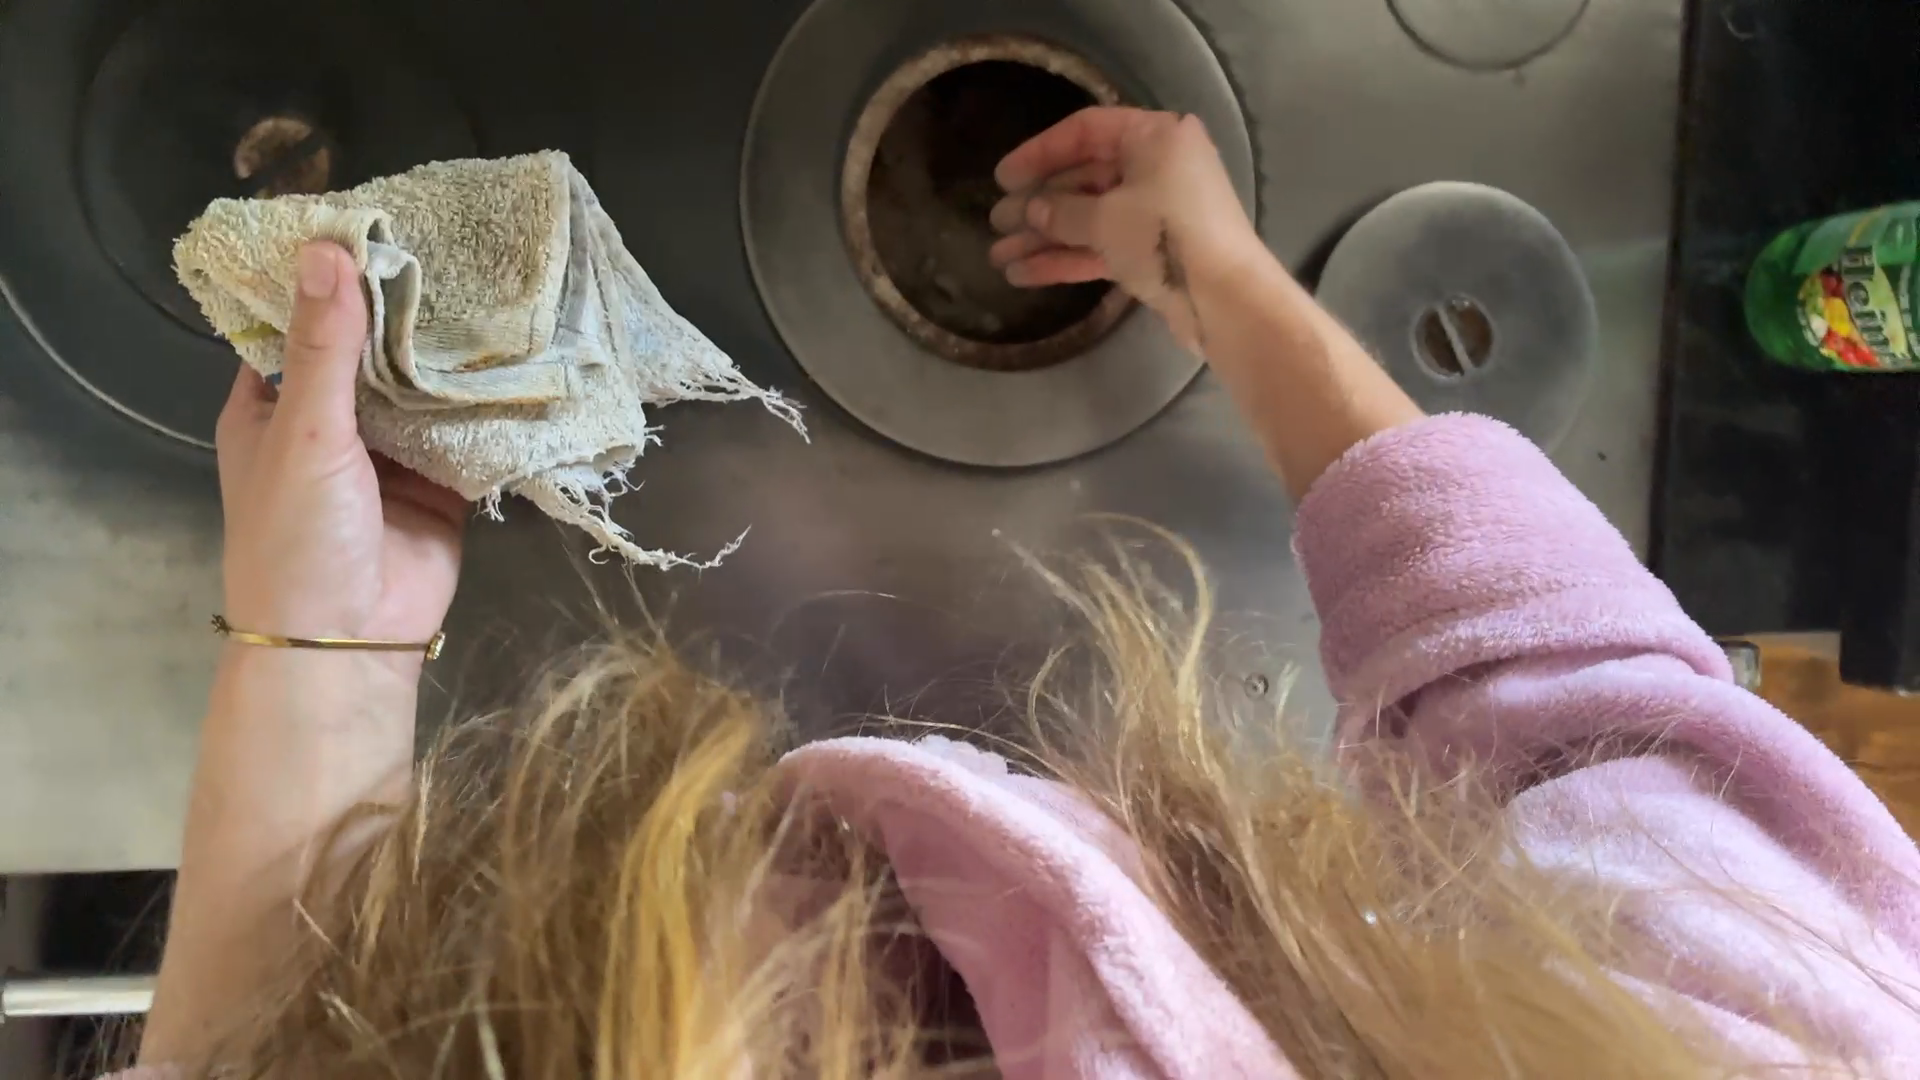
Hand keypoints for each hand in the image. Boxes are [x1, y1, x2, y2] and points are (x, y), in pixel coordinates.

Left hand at [214, 243, 465, 672]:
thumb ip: (327, 350)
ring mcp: (396, 456)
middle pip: (376, 360)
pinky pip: (469, 439)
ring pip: (428, 398)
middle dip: (412, 323)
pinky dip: (491, 417)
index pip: (302, 327)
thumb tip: (329, 250)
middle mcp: (338, 425)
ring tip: (501, 312)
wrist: (352, 631)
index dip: (334, 284)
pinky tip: (522, 379)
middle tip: (462, 268)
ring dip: (456, 368)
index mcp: (278, 406)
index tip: (381, 236)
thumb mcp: (306, 433)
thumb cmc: (300, 530)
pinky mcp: (445, 484)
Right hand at [989, 107, 1263, 350]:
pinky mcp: (1152, 253)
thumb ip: (1062, 211)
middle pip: (1084, 179)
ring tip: (1000, 258)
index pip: (1085, 131)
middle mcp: (1156, 168)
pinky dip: (1066, 259)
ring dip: (1044, 238)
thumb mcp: (1106, 219)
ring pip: (1088, 219)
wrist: (1222, 299)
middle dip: (1038, 205)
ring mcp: (1154, 213)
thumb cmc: (1166, 238)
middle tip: (997, 223)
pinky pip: (1100, 248)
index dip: (1039, 153)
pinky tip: (1026, 274)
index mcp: (1154, 137)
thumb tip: (1032, 209)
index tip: (1003, 178)